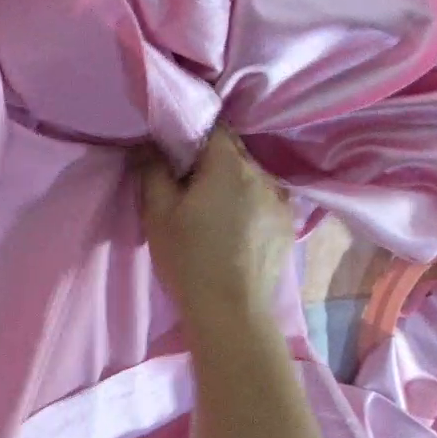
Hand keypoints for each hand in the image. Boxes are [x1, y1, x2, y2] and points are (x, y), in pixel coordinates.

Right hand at [139, 128, 293, 327]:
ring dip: (224, 181)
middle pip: (232, 151)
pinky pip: (260, 197)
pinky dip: (242, 200)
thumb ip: (153, 171)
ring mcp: (281, 200)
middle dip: (205, 158)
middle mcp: (263, 176)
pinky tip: (226, 224)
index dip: (188, 132)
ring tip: (202, 205)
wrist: (231, 309)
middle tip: (178, 178)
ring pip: (247, 175)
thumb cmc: (187, 256)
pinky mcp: (287, 223)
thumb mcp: (156, 212)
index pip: (213, 128)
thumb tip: (149, 146)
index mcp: (230, 167)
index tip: (167, 147)